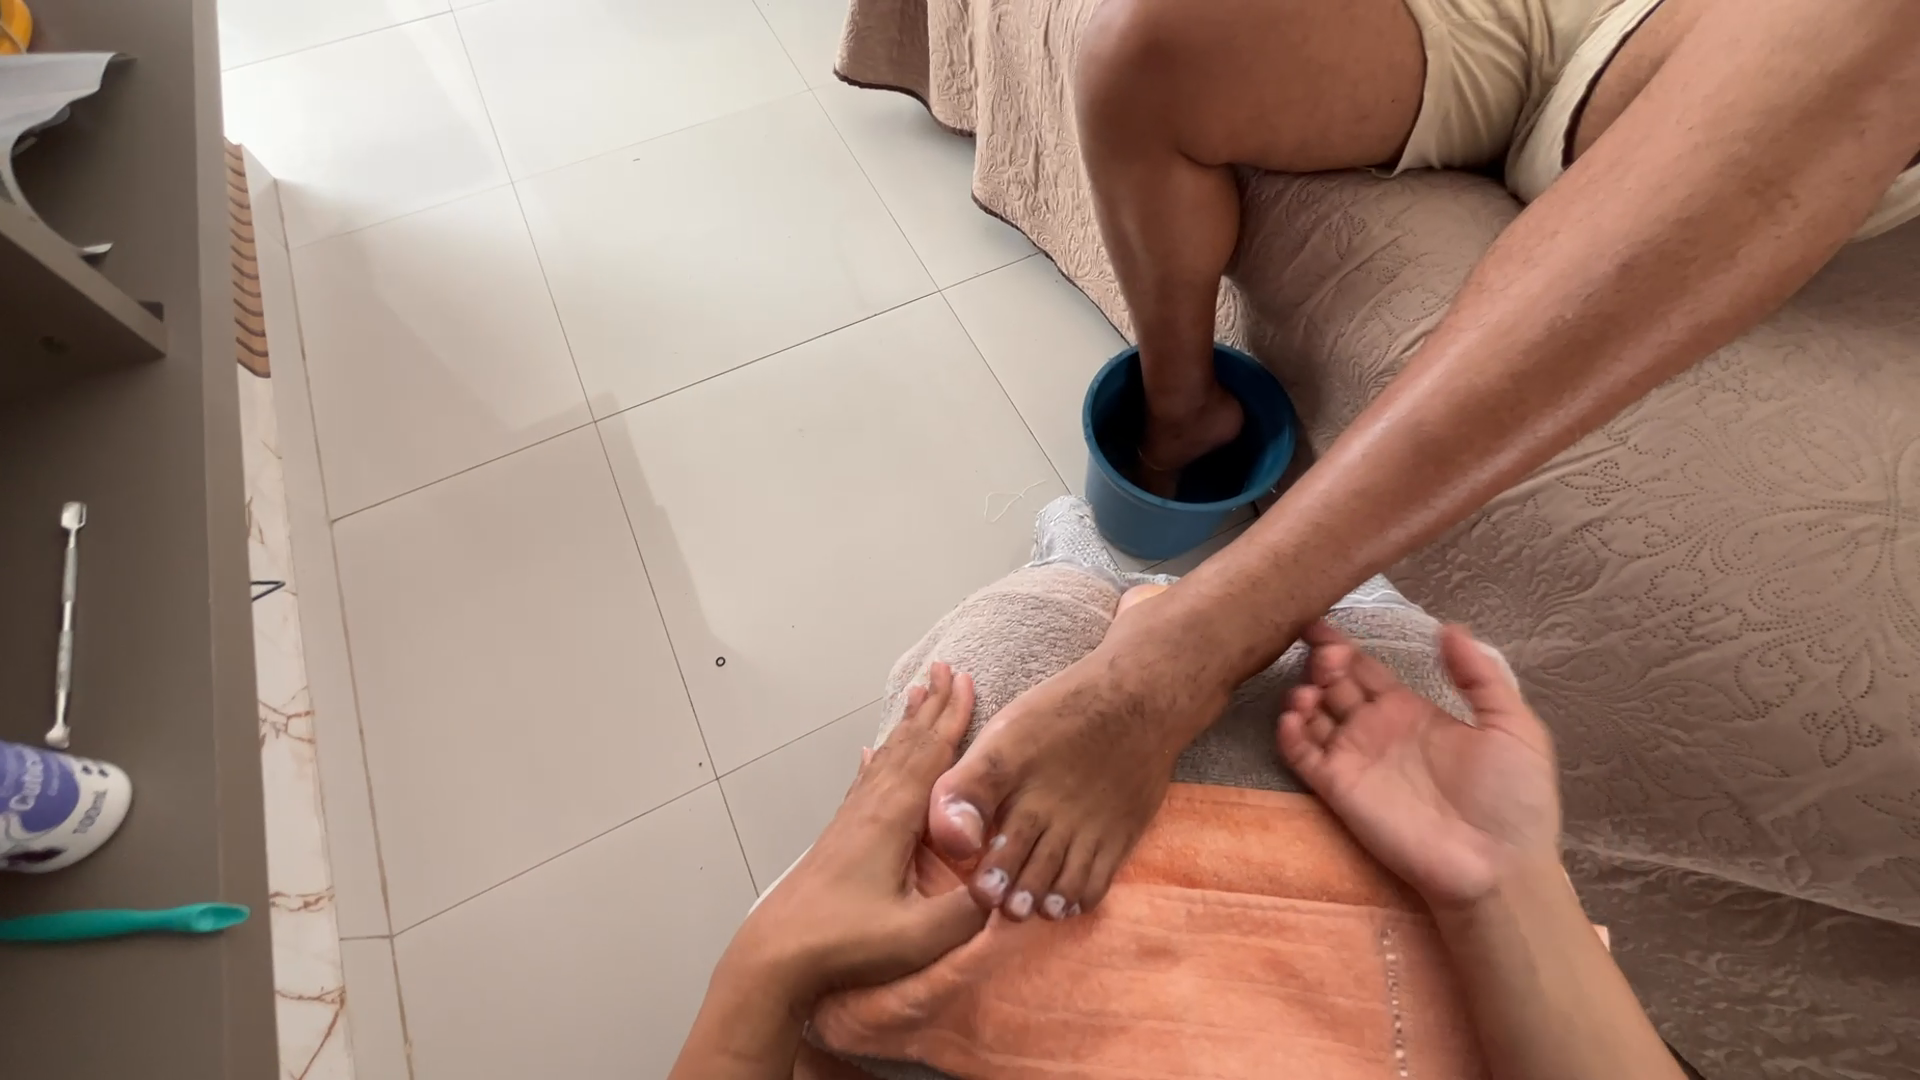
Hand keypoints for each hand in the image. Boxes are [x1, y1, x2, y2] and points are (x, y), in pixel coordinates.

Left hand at [727, 663, 989, 1007]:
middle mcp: (874, 804)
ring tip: (917, 693)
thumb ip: (967, 910)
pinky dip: (876, 758)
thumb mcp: (919, 936)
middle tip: (945, 667)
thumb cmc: (847, 943)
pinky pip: (865, 779)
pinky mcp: (841, 831)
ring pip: (887, 754)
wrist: (778, 955)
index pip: (932, 754)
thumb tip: (1006, 885)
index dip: (951, 716)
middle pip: (909, 741)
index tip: (965, 681)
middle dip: (931, 704)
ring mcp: (854, 815)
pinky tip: (871, 751)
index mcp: (895, 817)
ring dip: (907, 722)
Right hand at [1278, 622, 1561, 909]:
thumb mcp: (1514, 728)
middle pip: (1332, 683)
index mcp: (1410, 709)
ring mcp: (1352, 756)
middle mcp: (1373, 727)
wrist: (1497, 868)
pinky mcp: (1335, 785)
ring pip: (1310, 714)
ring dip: (1301, 695)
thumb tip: (1448, 626)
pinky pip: (1300, 753)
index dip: (1343, 646)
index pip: (1364, 667)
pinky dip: (1289, 732)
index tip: (1324, 626)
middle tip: (1325, 658)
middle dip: (1322, 663)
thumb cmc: (1512, 798)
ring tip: (1310, 692)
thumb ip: (1480, 675)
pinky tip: (1297, 718)